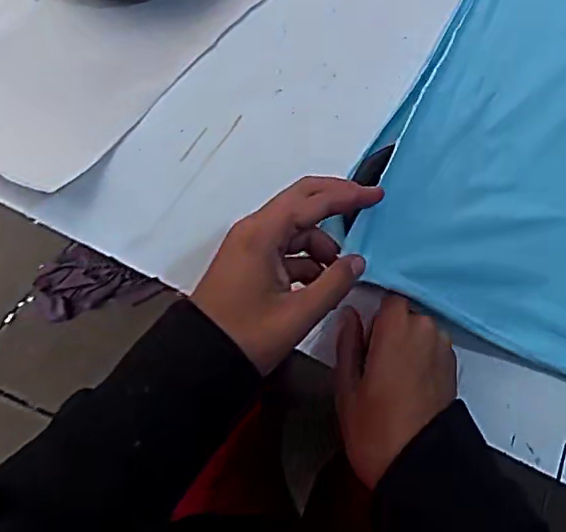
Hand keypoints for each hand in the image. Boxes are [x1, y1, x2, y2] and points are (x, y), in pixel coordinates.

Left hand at [190, 176, 383, 373]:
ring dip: (322, 238)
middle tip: (367, 202)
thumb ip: (334, 284)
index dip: (348, 196)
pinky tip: (320, 279)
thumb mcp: (296, 315)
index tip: (376, 195)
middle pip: (302, 198)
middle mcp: (254, 230)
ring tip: (340, 267)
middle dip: (336, 198)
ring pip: (295, 225)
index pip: (314, 201)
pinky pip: (286, 244)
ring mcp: (249, 245)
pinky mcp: (248, 262)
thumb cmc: (243, 339)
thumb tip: (357, 261)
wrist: (189, 371)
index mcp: (262, 234)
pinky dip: (307, 255)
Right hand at [334, 295, 456, 488]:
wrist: (419, 464)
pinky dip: (422, 357)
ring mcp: (442, 343)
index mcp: (397, 325)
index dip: (375, 316)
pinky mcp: (453, 362)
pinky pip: (433, 347)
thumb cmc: (377, 430)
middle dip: (391, 331)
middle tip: (375, 365)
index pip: (388, 298)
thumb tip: (349, 316)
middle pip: (405, 314)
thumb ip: (347, 344)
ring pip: (420, 331)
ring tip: (393, 380)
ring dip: (408, 344)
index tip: (365, 337)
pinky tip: (410, 386)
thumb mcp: (348, 389)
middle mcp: (425, 326)